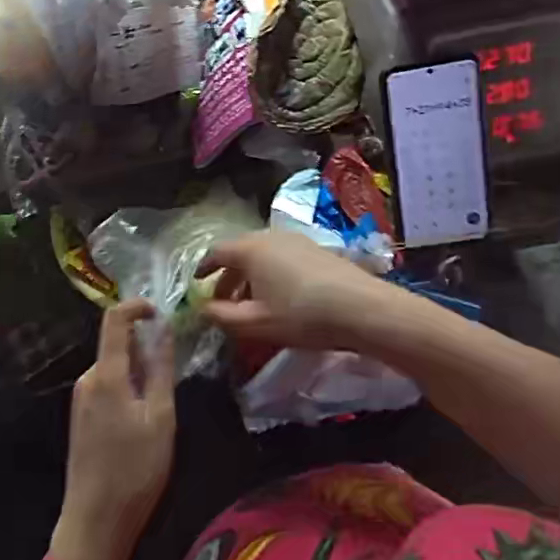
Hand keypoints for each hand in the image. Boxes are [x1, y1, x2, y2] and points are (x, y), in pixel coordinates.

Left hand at [49, 300, 174, 559]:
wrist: (94, 522)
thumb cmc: (135, 470)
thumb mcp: (161, 418)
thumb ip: (161, 369)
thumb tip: (164, 329)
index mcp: (106, 374)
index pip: (114, 319)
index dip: (136, 306)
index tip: (160, 312)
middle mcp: (87, 378)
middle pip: (117, 346)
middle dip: (145, 350)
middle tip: (173, 377)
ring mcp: (80, 398)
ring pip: (115, 368)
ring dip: (138, 374)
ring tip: (160, 409)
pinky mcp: (81, 417)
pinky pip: (107, 387)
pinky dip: (127, 390)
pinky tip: (141, 422)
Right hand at [194, 230, 388, 350]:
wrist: (362, 308)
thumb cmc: (301, 315)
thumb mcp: (255, 323)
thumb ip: (222, 316)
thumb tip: (202, 309)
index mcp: (250, 249)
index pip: (216, 252)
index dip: (204, 268)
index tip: (197, 282)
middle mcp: (270, 236)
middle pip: (239, 252)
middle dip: (228, 276)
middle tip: (224, 300)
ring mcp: (296, 240)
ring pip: (262, 254)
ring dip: (250, 275)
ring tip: (252, 301)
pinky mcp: (316, 249)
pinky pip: (282, 256)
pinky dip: (271, 272)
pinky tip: (281, 295)